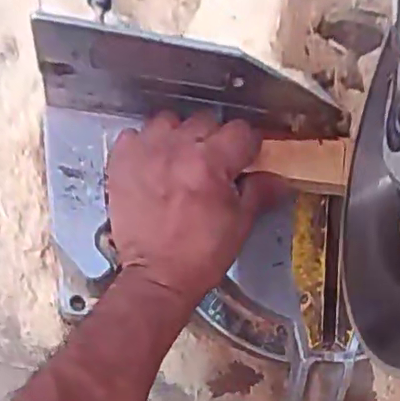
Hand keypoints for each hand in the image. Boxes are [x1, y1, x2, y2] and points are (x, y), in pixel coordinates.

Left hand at [105, 112, 289, 306]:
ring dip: (177, 139)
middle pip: (205, 122)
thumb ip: (257, 194)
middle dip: (211, 143)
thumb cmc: (197, 258)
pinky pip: (137, 136)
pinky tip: (153, 171)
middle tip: (209, 172)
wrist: (156, 279)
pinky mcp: (123, 162)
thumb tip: (276, 178)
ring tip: (178, 167)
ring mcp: (147, 152)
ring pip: (170, 122)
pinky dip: (146, 148)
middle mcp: (178, 149)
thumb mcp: (238, 227)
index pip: (241, 132)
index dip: (245, 148)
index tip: (243, 161)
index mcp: (211, 163)